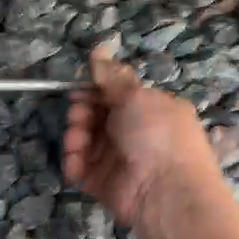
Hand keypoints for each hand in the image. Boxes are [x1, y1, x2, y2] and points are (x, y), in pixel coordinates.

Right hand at [63, 44, 220, 227]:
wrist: (166, 191)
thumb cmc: (157, 135)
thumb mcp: (136, 97)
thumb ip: (112, 76)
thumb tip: (99, 47)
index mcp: (148, 109)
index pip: (113, 95)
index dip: (93, 90)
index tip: (80, 89)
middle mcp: (132, 132)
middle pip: (94, 115)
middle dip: (81, 112)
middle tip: (81, 115)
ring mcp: (116, 159)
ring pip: (83, 139)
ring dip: (75, 135)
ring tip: (78, 140)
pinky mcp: (101, 182)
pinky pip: (79, 166)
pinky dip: (73, 161)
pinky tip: (76, 161)